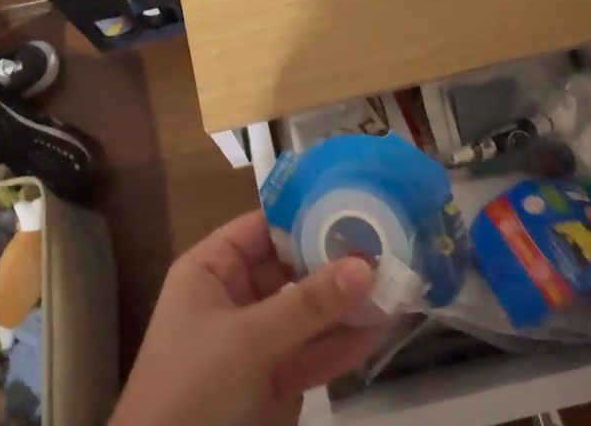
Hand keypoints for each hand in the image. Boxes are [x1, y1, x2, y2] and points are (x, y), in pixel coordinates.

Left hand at [112, 211, 381, 425]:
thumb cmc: (192, 386)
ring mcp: (255, 342)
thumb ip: (307, 304)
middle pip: (291, 269)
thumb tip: (366, 264)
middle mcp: (234, 298)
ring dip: (347, 305)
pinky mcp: (273, 382)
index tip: (357, 203)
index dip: (305, 215)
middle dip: (336, 262)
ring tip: (399, 286)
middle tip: (391, 248)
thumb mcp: (246, 340)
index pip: (262, 228)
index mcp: (211, 270)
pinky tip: (380, 330)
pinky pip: (313, 355)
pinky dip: (343, 345)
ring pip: (307, 314)